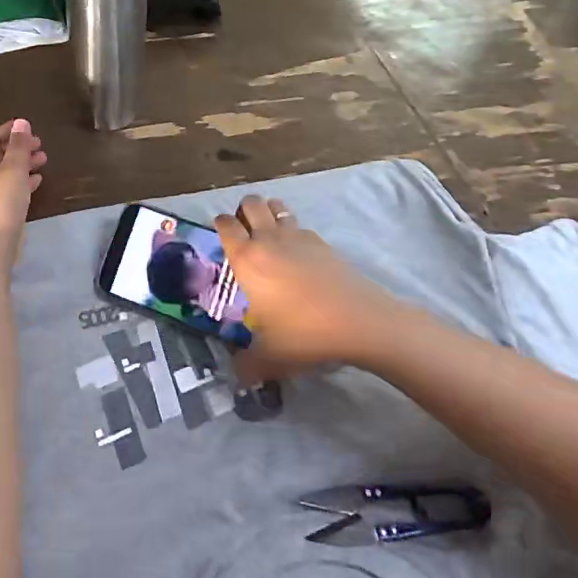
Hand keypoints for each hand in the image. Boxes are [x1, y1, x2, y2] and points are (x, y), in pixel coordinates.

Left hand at [0, 118, 46, 264]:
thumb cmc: (1, 205)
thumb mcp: (13, 171)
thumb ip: (18, 146)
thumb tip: (21, 122)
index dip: (6, 130)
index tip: (27, 126)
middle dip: (18, 146)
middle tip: (39, 144)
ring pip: (7, 172)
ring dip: (24, 163)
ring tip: (43, 160)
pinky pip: (12, 188)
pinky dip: (24, 180)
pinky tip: (37, 181)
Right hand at [213, 196, 401, 380]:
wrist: (358, 321)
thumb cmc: (304, 334)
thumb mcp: (269, 357)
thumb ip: (247, 364)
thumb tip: (238, 374)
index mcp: (247, 259)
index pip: (225, 225)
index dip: (220, 225)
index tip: (221, 236)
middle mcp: (269, 239)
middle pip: (251, 203)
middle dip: (243, 211)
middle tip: (244, 232)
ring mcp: (298, 236)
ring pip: (277, 207)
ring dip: (269, 213)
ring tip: (269, 236)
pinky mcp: (322, 241)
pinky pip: (300, 225)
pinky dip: (294, 232)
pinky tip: (299, 255)